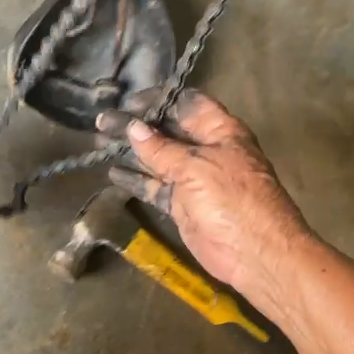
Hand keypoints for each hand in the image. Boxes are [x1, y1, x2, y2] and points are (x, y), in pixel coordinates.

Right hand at [96, 91, 312, 298]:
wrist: (254, 254)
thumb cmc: (232, 201)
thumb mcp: (196, 167)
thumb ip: (162, 149)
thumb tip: (133, 128)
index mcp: (220, 132)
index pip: (187, 104)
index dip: (158, 99)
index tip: (126, 100)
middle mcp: (206, 150)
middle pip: (167, 130)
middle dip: (137, 125)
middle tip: (103, 121)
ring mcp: (193, 179)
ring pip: (157, 158)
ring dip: (131, 150)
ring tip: (99, 142)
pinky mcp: (182, 204)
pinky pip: (154, 186)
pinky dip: (135, 179)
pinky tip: (113, 172)